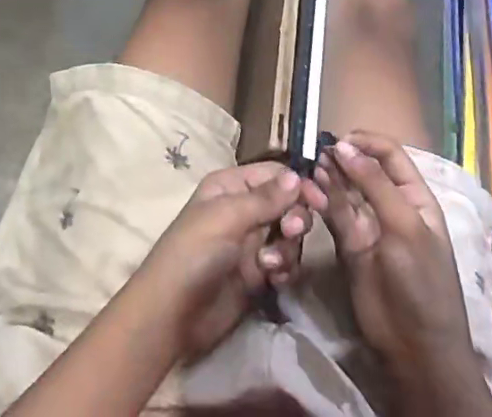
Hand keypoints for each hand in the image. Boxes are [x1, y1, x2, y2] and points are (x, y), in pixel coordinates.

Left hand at [135, 162, 310, 356]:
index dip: (297, 184)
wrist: (173, 316)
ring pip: (289, 234)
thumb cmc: (194, 253)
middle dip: (295, 217)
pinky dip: (284, 268)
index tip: (319, 200)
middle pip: (287, 203)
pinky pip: (285, 262)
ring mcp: (251, 242)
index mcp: (231, 187)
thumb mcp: (227, 217)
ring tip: (269, 264)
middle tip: (290, 232)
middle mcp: (243, 210)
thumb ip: (265, 198)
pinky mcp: (258, 273)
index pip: (274, 174)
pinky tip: (272, 279)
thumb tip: (296, 175)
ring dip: (287, 247)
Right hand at [308, 135, 476, 377]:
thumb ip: (374, 185)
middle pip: (364, 169)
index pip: (390, 154)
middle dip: (343, 159)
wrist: (415, 347)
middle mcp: (390, 204)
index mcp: (414, 195)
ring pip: (345, 190)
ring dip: (330, 178)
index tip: (338, 140)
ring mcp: (369, 225)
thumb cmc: (421, 281)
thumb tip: (343, 146)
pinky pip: (334, 215)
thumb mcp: (404, 227)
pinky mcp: (349, 245)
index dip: (366, 143)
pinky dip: (323, 201)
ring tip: (312, 170)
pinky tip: (311, 191)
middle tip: (317, 154)